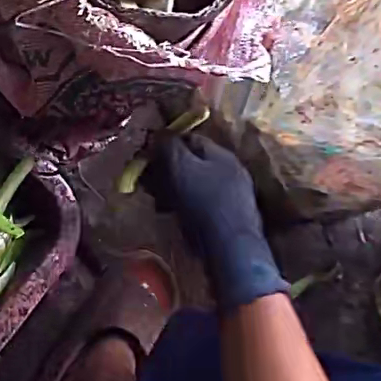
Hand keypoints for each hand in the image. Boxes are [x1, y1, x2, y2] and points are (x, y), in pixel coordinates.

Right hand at [154, 134, 286, 311]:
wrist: (230, 248)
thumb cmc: (203, 202)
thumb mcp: (181, 168)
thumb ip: (169, 147)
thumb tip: (160, 132)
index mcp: (221, 154)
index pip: (190, 138)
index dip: (166, 145)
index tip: (147, 158)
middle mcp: (230, 170)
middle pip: (191, 162)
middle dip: (166, 170)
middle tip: (148, 182)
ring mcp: (232, 193)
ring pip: (194, 183)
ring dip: (172, 189)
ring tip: (158, 202)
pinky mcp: (228, 215)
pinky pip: (201, 201)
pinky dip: (184, 204)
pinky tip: (173, 214)